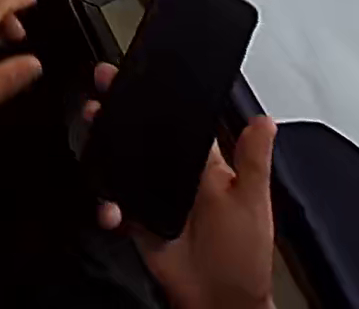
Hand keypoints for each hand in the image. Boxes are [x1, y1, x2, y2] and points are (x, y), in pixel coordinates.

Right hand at [86, 62, 277, 308]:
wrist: (218, 304)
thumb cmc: (242, 258)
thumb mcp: (252, 205)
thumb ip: (253, 161)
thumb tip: (265, 121)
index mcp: (199, 161)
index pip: (172, 117)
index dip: (150, 93)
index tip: (131, 73)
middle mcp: (170, 170)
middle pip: (136, 130)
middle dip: (113, 107)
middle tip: (100, 92)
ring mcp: (149, 191)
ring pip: (118, 155)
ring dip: (100, 140)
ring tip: (93, 125)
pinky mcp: (133, 215)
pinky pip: (111, 198)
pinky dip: (105, 200)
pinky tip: (110, 207)